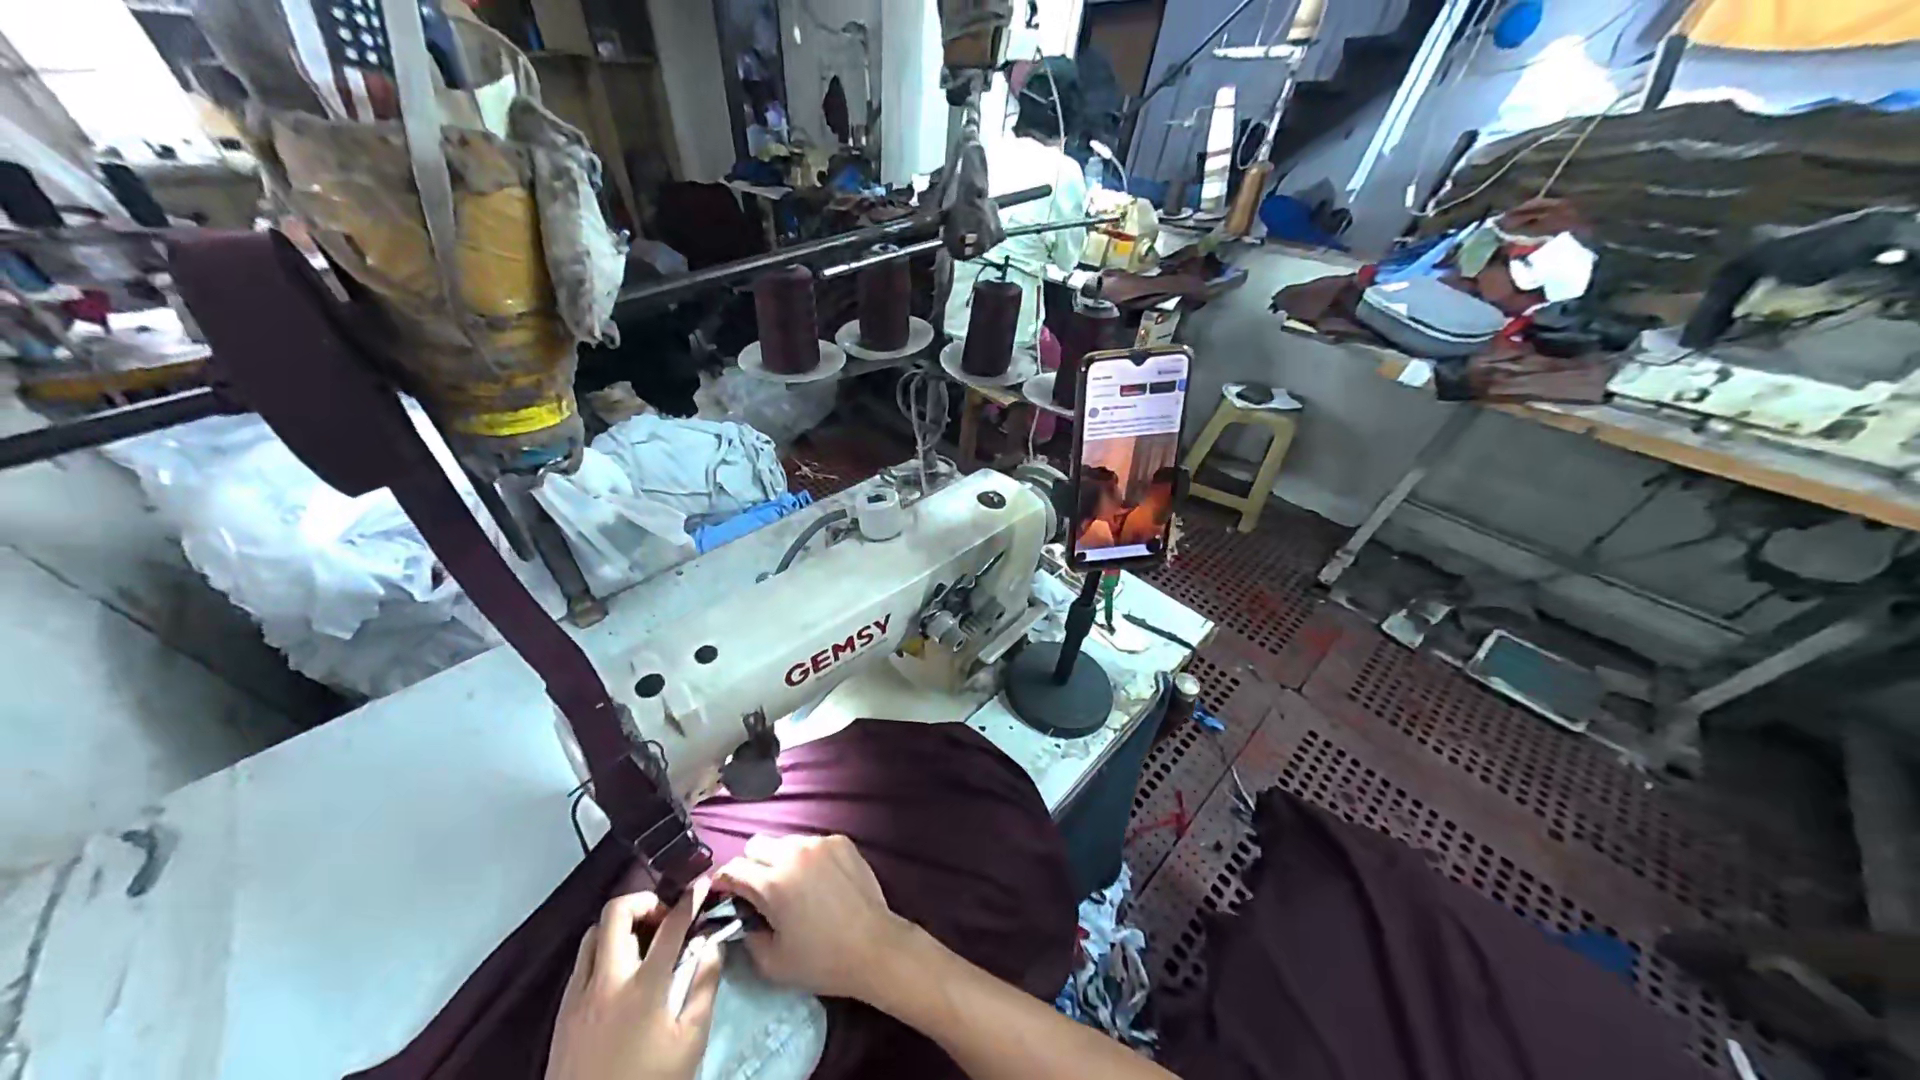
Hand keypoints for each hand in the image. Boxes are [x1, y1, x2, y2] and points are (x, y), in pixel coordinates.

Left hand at [545, 879, 723, 1079]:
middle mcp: (606, 981)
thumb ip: (704, 985)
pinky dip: (603, 952)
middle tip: (665, 918)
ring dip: (620, 926)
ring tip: (642, 943)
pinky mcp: (561, 1014)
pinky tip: (619, 975)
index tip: (702, 885)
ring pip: (593, 933)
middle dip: (645, 902)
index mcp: (643, 986)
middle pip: (617, 913)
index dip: (689, 900)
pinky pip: (581, 963)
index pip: (670, 926)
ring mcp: (578, 996)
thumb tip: (711, 946)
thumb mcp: (690, 1042)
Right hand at [713, 834, 911, 1002]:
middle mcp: (795, 853)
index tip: (726, 895)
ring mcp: (820, 843)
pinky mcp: (841, 841)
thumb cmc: (821, 959)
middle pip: (756, 845)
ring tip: (793, 886)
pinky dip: (807, 858)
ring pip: (785, 841)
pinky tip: (818, 881)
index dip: (724, 882)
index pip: (733, 868)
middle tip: (761, 891)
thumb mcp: (771, 961)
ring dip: (780, 860)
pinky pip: (812, 843)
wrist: (874, 946)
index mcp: (773, 882)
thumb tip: (739, 916)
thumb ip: (746, 933)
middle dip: (752, 866)